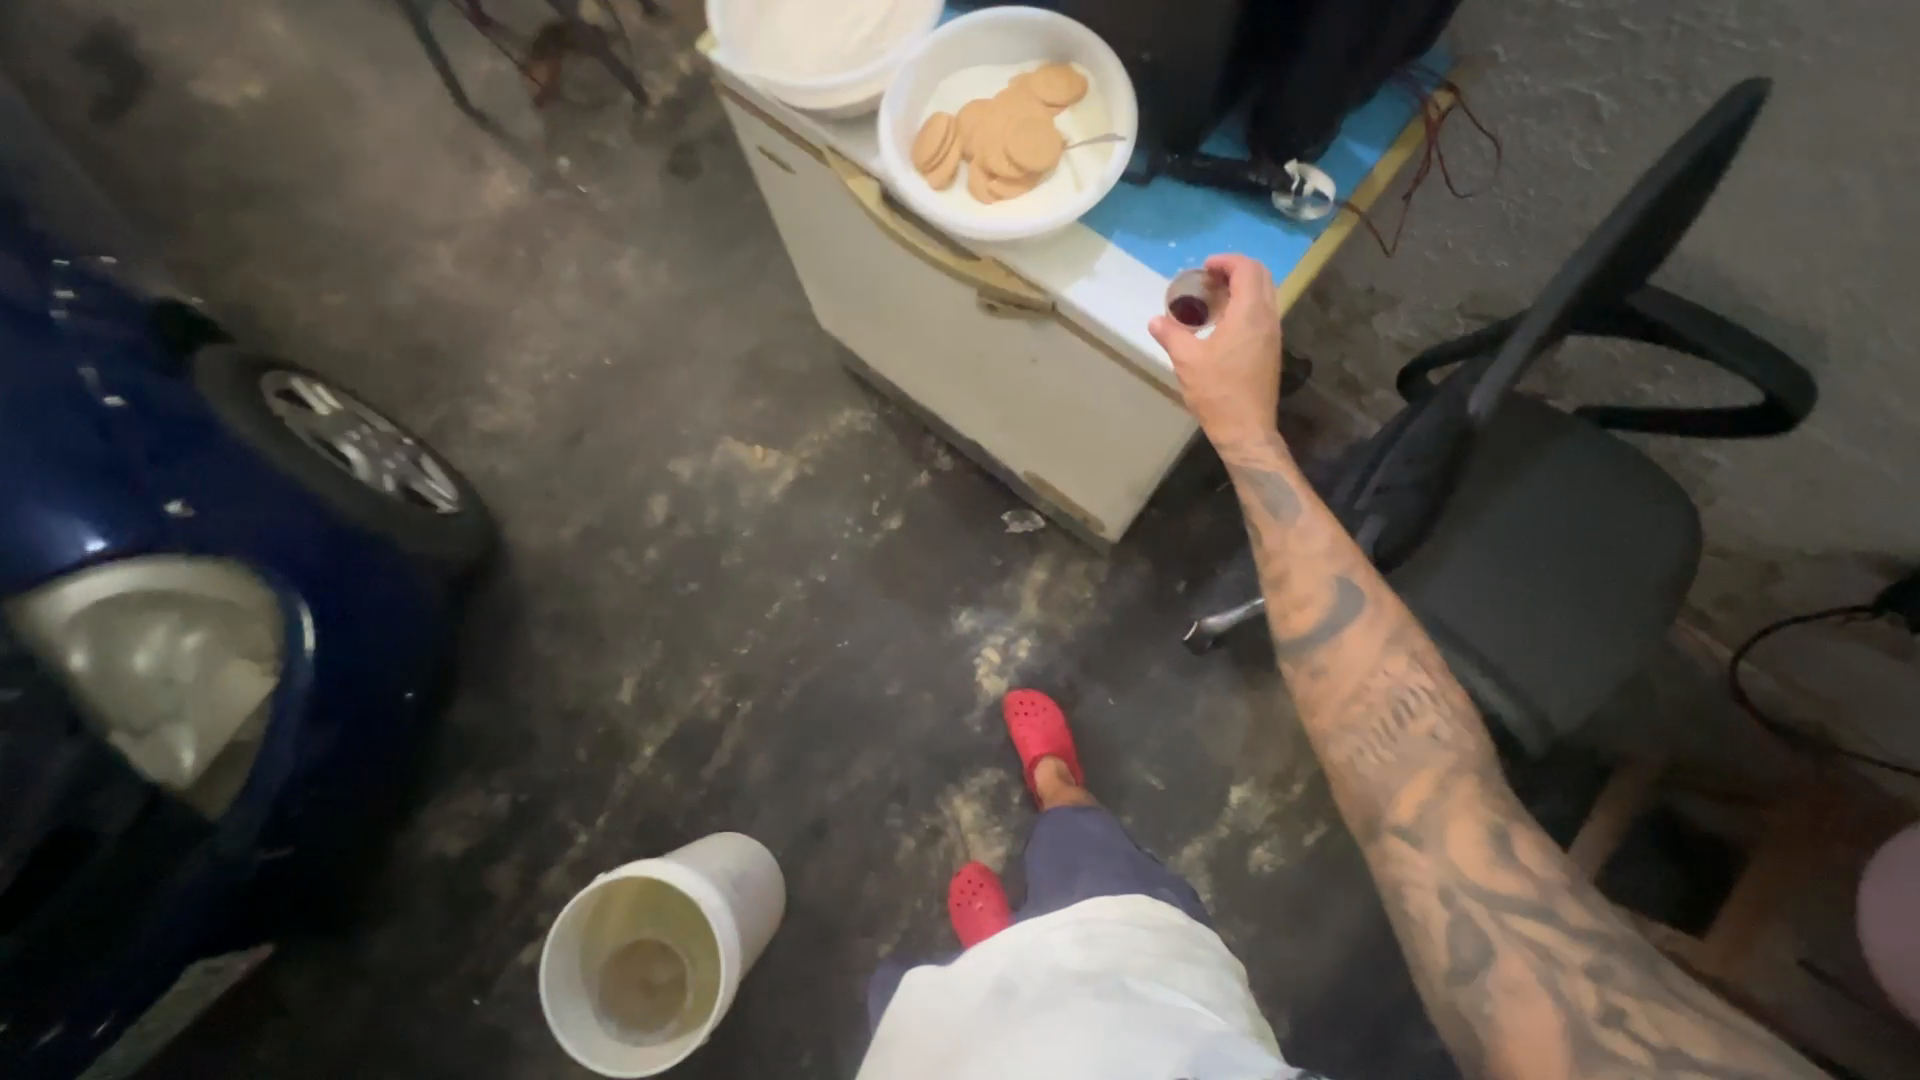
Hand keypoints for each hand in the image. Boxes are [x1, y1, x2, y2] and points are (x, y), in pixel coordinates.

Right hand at [1148, 255, 1282, 445]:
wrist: (1246, 428)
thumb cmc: (1217, 392)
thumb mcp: (1187, 361)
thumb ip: (1171, 335)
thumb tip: (1155, 320)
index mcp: (1249, 314)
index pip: (1247, 270)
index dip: (1227, 261)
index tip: (1204, 267)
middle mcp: (1267, 318)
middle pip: (1261, 277)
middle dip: (1237, 270)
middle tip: (1209, 278)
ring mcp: (1273, 335)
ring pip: (1265, 295)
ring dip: (1243, 288)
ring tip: (1213, 299)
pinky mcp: (1271, 350)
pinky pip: (1263, 314)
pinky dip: (1246, 306)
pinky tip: (1223, 323)